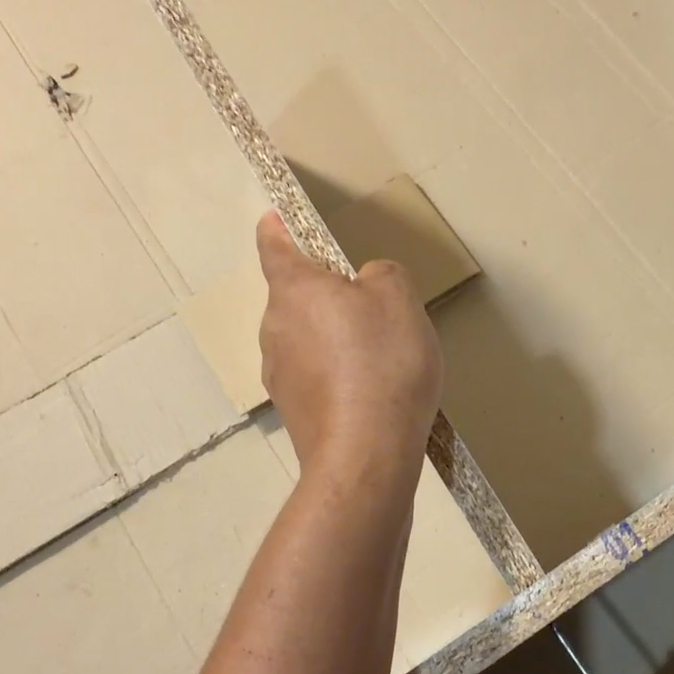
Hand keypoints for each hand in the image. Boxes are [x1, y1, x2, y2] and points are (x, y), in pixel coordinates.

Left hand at [256, 210, 442, 473]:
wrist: (365, 454)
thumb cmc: (382, 363)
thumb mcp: (400, 299)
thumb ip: (382, 274)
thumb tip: (366, 282)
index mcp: (295, 290)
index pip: (274, 245)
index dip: (277, 228)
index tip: (277, 219)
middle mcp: (274, 327)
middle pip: (296, 296)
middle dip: (325, 294)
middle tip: (371, 305)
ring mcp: (279, 373)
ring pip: (305, 338)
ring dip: (332, 337)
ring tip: (378, 356)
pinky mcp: (293, 411)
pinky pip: (316, 376)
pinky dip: (337, 374)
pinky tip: (371, 392)